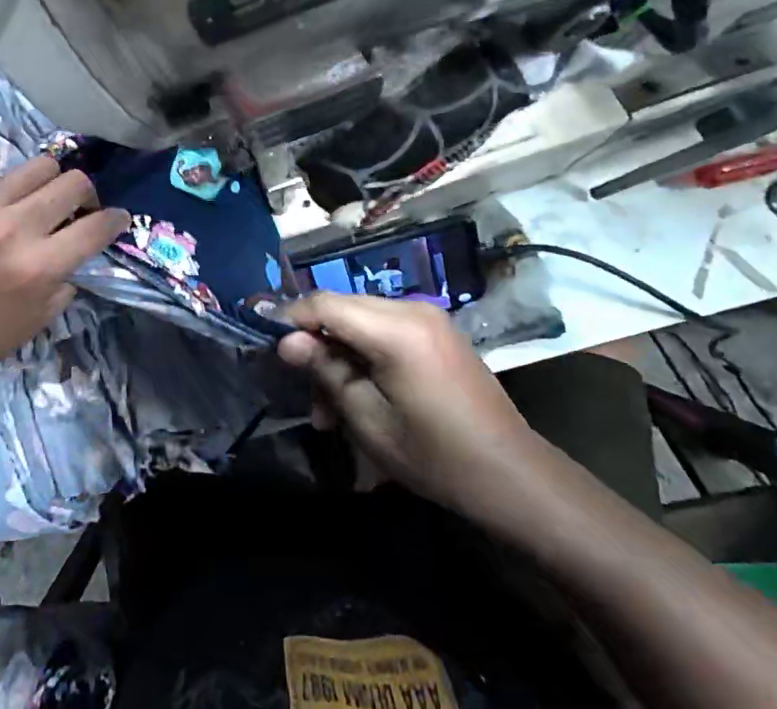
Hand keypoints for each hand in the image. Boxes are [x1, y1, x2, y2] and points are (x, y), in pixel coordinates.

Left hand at [0, 142, 126, 396]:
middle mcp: (14, 230)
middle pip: (74, 184)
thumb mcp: (43, 316)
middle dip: (85, 197)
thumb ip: (69, 276)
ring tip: (36, 197)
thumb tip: (80, 243)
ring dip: (48, 181)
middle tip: (74, 211)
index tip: (115, 220)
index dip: (116, 220)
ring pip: (37, 165)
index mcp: (41, 266)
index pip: (98, 226)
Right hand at [278, 294, 544, 512]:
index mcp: (396, 329)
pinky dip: (365, 355)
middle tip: (308, 397)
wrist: (509, 472)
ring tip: (330, 413)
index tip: (268, 346)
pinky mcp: (437, 331)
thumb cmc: (435, 455)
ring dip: (340, 357)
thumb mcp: (369, 420)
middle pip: (343, 309)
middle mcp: (413, 309)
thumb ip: (327, 372)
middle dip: (317, 346)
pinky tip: (360, 396)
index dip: (291, 319)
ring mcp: (429, 317)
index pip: (325, 303)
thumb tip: (287, 342)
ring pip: (362, 321)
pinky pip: (386, 330)